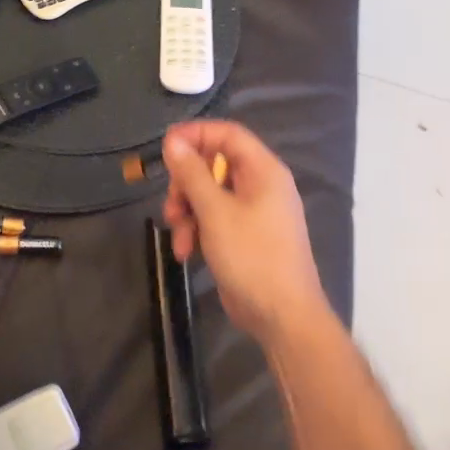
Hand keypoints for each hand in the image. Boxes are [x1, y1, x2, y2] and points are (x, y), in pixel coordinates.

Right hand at [161, 120, 331, 344]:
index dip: (195, 134)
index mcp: (263, 171)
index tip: (166, 147)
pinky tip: (187, 252)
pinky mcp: (244, 236)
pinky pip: (215, 219)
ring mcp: (254, 212)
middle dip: (187, 184)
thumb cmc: (252, 256)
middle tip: (172, 204)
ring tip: (179, 236)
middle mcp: (261, 185)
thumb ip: (192, 174)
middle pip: (214, 165)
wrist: (283, 315)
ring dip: (188, 211)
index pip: (228, 134)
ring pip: (210, 194)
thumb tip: (173, 141)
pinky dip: (198, 230)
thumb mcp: (215, 212)